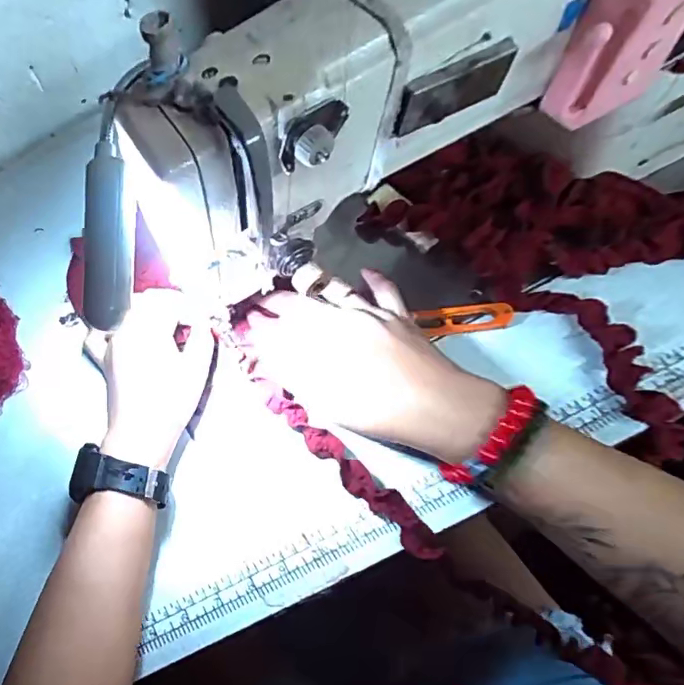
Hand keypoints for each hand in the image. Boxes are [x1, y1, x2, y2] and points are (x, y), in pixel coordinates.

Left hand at [100, 289, 213, 469]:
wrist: (141, 434)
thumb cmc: (168, 406)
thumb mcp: (197, 368)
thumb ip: (203, 336)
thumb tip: (203, 323)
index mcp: (148, 327)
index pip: (173, 302)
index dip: (193, 309)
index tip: (204, 318)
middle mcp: (125, 329)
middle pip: (149, 300)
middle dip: (172, 304)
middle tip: (191, 319)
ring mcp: (112, 342)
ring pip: (129, 310)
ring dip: (150, 311)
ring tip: (168, 325)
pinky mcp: (106, 357)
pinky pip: (105, 331)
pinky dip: (119, 326)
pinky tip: (131, 333)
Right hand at [241, 270, 504, 461]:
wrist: (436, 406)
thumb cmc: (379, 411)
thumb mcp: (327, 400)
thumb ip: (294, 371)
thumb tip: (266, 351)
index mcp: (325, 337)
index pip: (284, 322)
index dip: (262, 322)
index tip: (246, 321)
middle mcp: (346, 318)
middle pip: (306, 302)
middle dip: (280, 301)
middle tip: (262, 303)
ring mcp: (375, 315)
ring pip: (339, 290)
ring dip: (315, 286)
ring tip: (298, 284)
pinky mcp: (400, 318)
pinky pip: (385, 291)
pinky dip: (373, 281)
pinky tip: (365, 272)